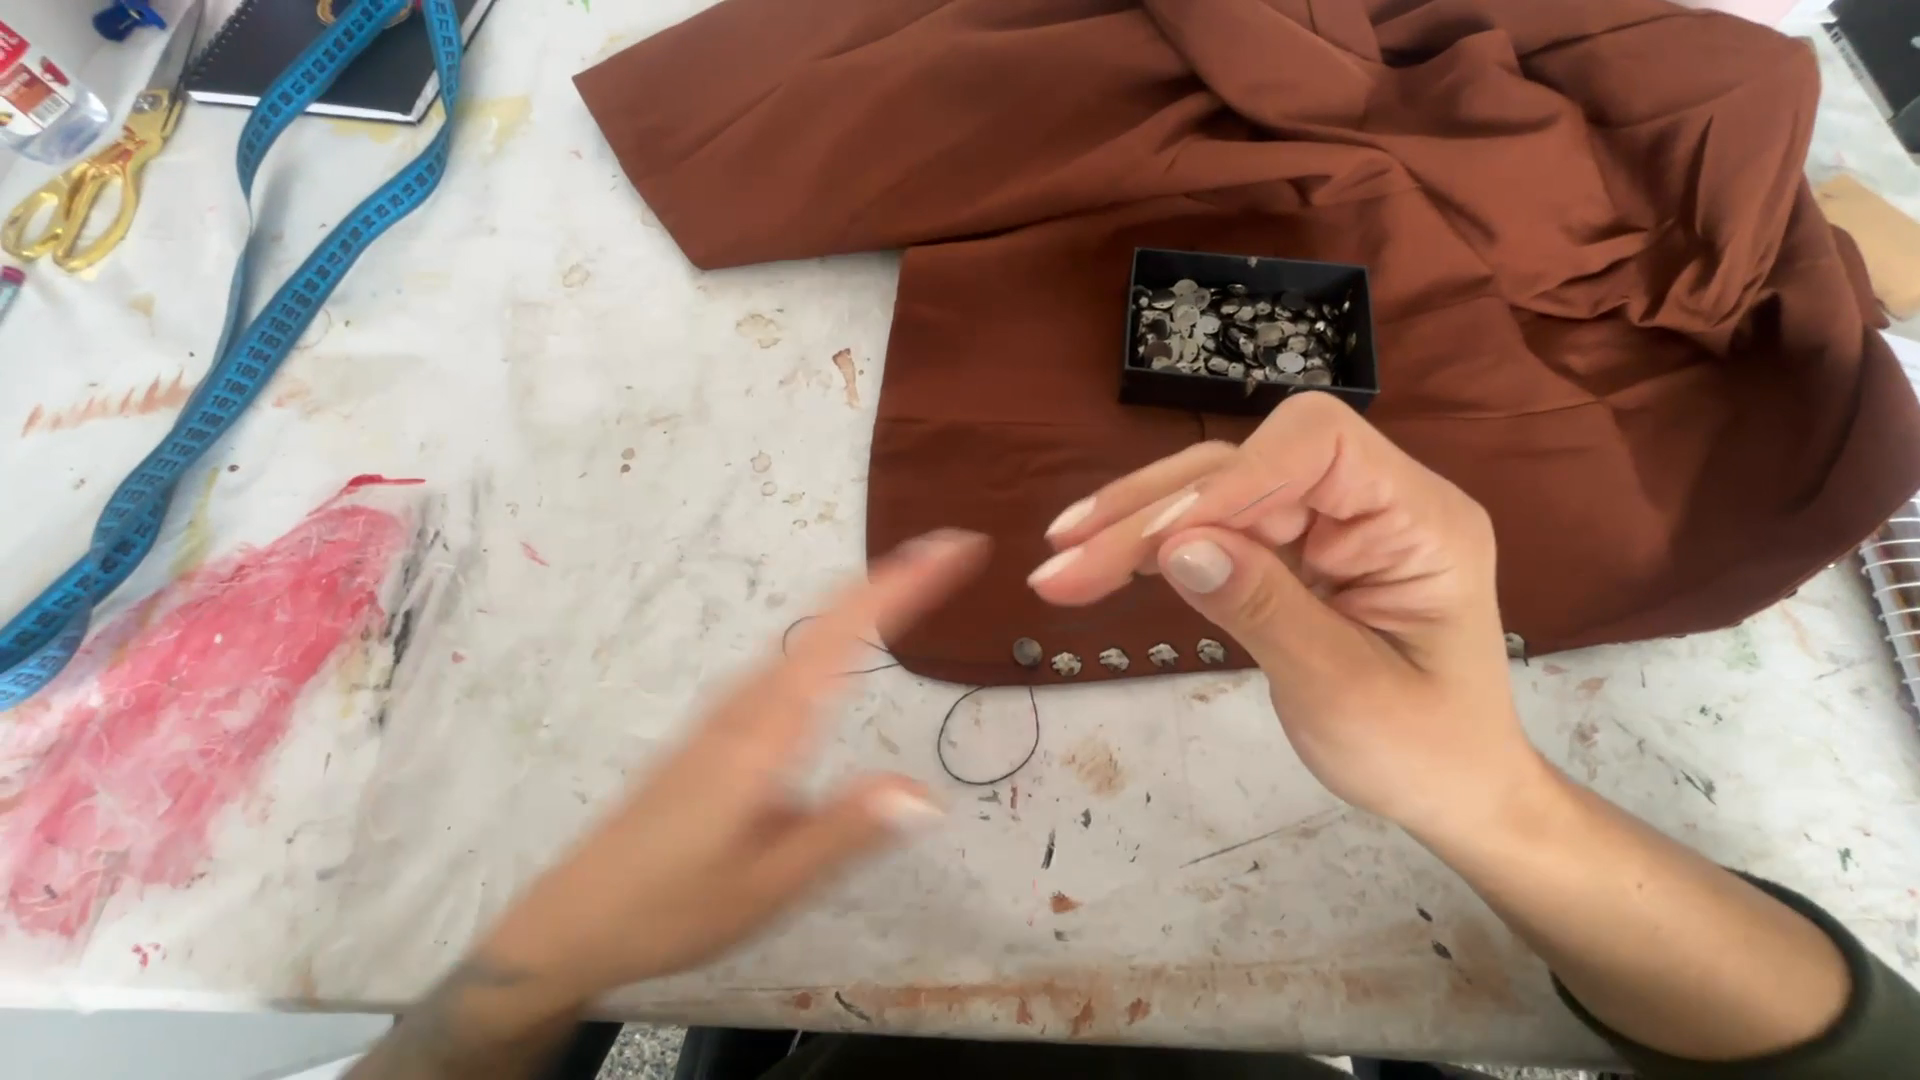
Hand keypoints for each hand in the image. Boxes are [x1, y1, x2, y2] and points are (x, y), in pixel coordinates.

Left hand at [482, 530, 989, 999]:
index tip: (953, 548)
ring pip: (807, 635)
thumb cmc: (672, 906)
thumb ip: (848, 831)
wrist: (573, 918)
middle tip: (955, 554)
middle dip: (894, 577)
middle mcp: (748, 702)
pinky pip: (790, 660)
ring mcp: (728, 711)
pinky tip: (847, 642)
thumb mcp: (770, 884)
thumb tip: (930, 794)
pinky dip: (834, 630)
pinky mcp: (718, 727)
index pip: (844, 634)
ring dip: (865, 597)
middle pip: (828, 618)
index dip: (901, 583)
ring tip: (919, 579)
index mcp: (767, 731)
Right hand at [1028, 392, 1541, 829]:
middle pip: (1240, 467)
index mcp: (1417, 519)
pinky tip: (1099, 565)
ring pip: (1209, 494)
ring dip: (1130, 526)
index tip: (1159, 540)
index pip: (1315, 445)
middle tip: (1063, 559)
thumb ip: (1263, 609)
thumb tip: (1174, 546)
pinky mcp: (1285, 550)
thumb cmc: (1423, 751)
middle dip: (1149, 512)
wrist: (1448, 787)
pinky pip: (1208, 530)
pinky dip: (1150, 548)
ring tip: (1061, 564)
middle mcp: (1365, 502)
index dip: (1230, 478)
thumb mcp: (1345, 691)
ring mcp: (1320, 524)